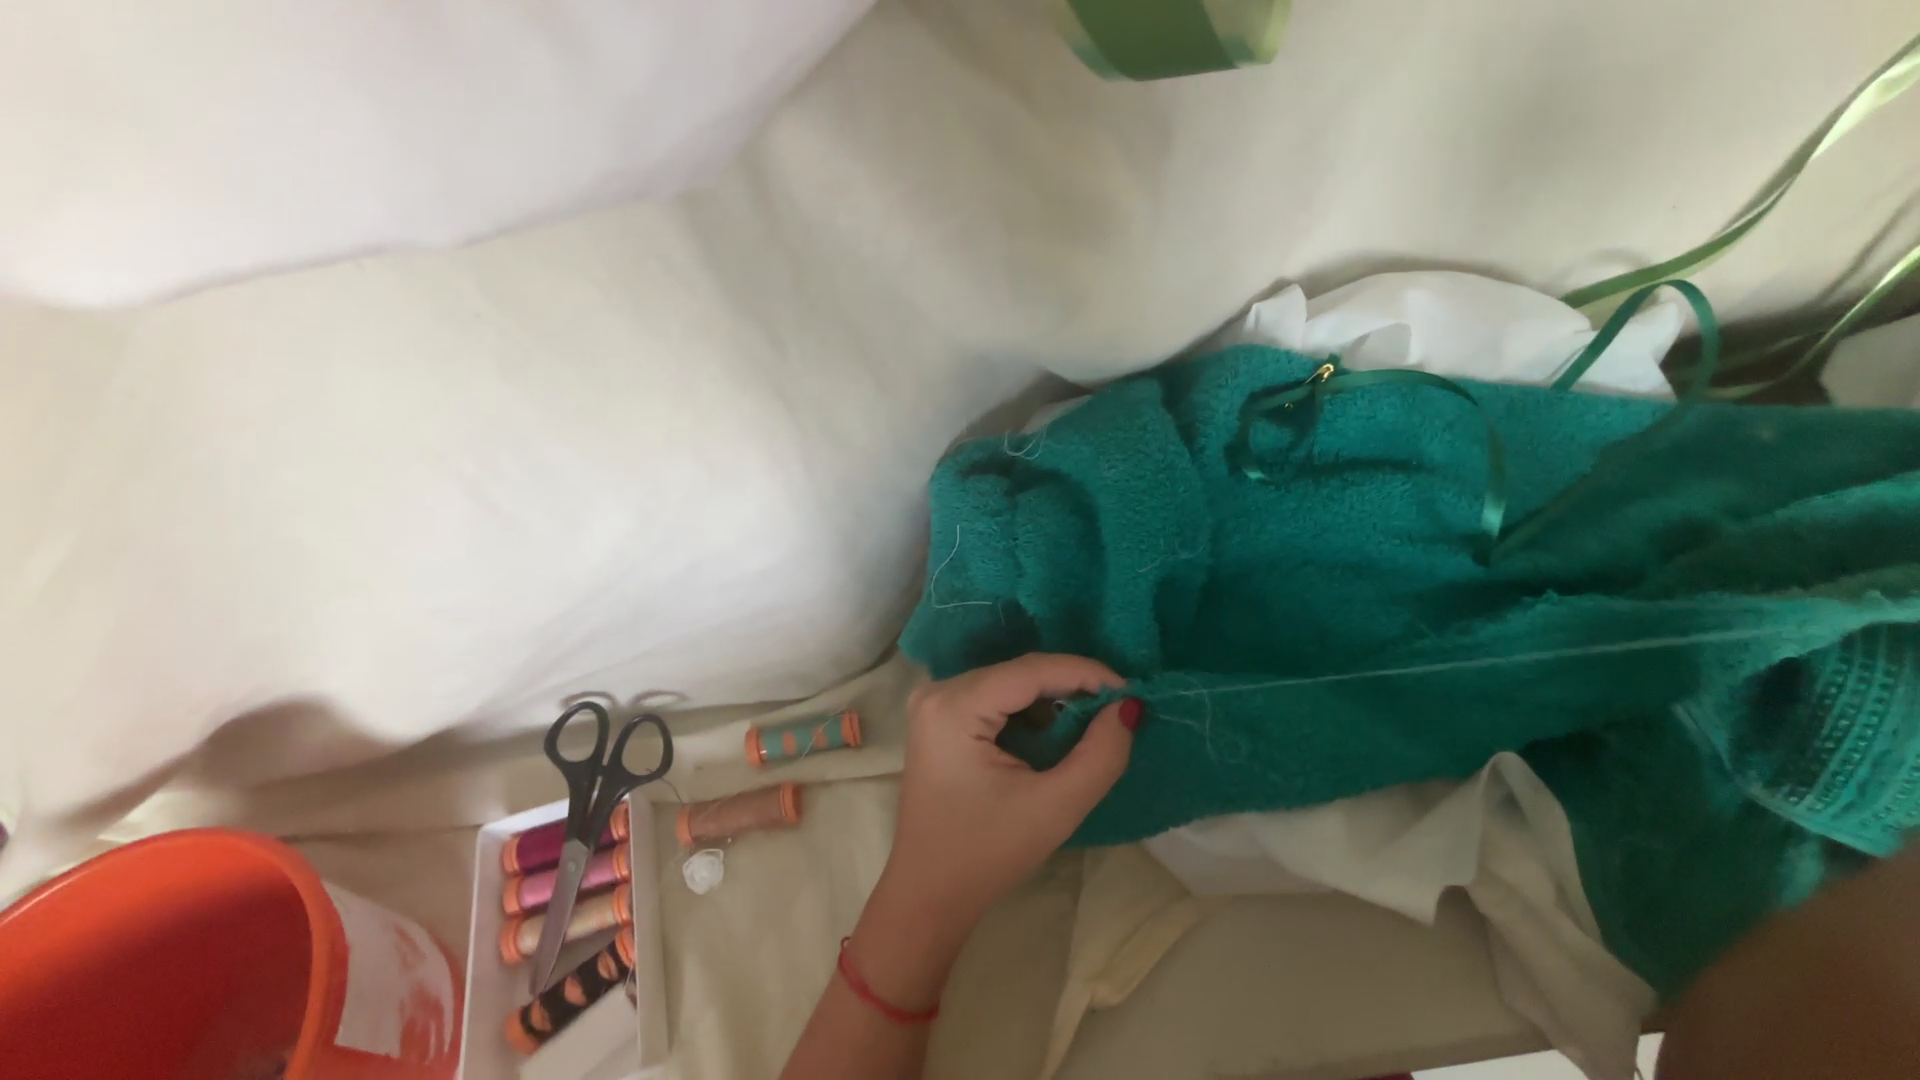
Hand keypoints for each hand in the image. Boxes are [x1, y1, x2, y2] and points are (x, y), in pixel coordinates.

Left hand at [849, 654, 1143, 1008]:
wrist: (929, 893)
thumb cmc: (987, 853)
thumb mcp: (1054, 807)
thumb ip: (1100, 755)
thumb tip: (1129, 707)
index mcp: (953, 706)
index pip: (1031, 670)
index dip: (1087, 674)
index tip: (1134, 692)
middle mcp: (937, 691)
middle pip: (1019, 673)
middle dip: (1072, 686)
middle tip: (1120, 708)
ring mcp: (934, 703)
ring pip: (1010, 684)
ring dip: (1054, 699)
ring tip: (1096, 722)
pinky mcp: (940, 720)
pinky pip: (995, 699)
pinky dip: (1031, 711)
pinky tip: (1058, 734)